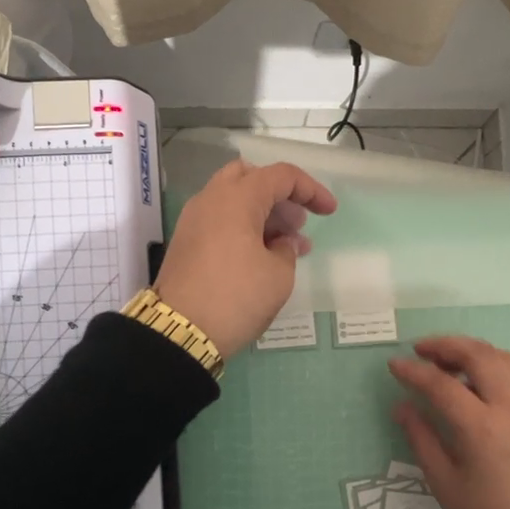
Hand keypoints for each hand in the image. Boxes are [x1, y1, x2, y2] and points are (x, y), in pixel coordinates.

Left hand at [156, 160, 336, 352]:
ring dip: (262, 213)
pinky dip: (243, 227)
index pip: (281, 176)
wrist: (180, 332)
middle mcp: (211, 199)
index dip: (311, 190)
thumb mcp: (278, 276)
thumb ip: (287, 250)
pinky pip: (219, 220)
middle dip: (280, 195)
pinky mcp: (186, 242)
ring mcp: (194, 220)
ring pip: (233, 199)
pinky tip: (260, 255)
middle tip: (298, 224)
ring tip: (286, 246)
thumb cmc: (236, 298)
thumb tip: (281, 243)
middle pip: (250, 177)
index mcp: (237, 198)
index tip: (329, 212)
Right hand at [388, 337, 509, 508]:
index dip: (414, 372)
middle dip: (446, 346)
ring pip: (503, 358)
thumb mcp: (443, 481)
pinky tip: (478, 377)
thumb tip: (402, 407)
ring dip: (472, 350)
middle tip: (421, 350)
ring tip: (448, 360)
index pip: (442, 384)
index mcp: (481, 428)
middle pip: (478, 356)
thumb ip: (421, 437)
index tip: (394, 366)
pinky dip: (494, 364)